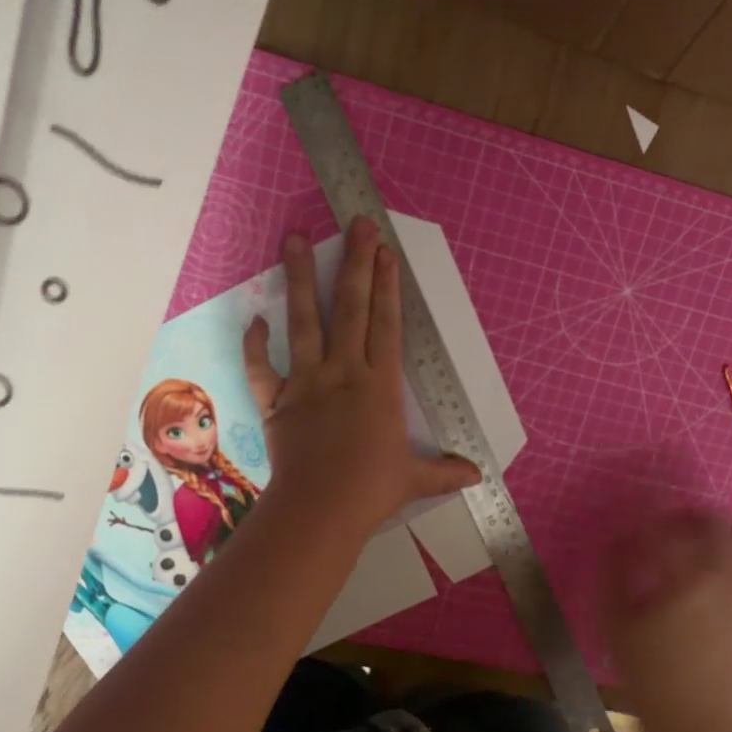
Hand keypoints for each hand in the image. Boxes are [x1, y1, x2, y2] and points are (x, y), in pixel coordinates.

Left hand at [244, 216, 480, 534]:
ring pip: (303, 321)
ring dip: (299, 278)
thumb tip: (477, 476)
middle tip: (357, 224)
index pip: (386, 324)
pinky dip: (255, 345)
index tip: (385, 251)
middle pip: (350, 308)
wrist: (320, 508)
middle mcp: (344, 372)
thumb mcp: (414, 480)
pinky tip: (255, 319)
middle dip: (355, 263)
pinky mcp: (277, 401)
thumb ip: (443, 472)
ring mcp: (307, 382)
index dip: (387, 286)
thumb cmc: (371, 491)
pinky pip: (261, 367)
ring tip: (294, 238)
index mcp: (380, 385)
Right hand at [600, 511, 731, 725]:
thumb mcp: (618, 622)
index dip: (646, 520)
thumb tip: (618, 539)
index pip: (667, 529)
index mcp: (691, 576)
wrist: (697, 719)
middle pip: (715, 526)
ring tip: (691, 539)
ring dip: (714, 533)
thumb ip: (616, 573)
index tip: (629, 521)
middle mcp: (729, 576)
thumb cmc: (649, 672)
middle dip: (687, 517)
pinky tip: (715, 567)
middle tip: (664, 521)